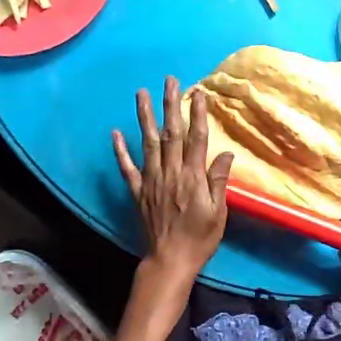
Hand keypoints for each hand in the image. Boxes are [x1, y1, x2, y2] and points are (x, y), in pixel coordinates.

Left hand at [113, 77, 234, 277]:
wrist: (170, 260)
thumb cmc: (200, 239)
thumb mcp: (219, 213)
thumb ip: (218, 181)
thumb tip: (225, 154)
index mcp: (193, 177)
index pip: (197, 139)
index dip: (198, 114)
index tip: (199, 93)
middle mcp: (171, 172)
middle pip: (171, 133)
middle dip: (171, 105)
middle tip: (170, 80)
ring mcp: (151, 180)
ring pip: (148, 143)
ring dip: (145, 117)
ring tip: (141, 93)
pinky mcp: (137, 191)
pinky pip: (126, 168)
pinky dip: (120, 150)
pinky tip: (115, 133)